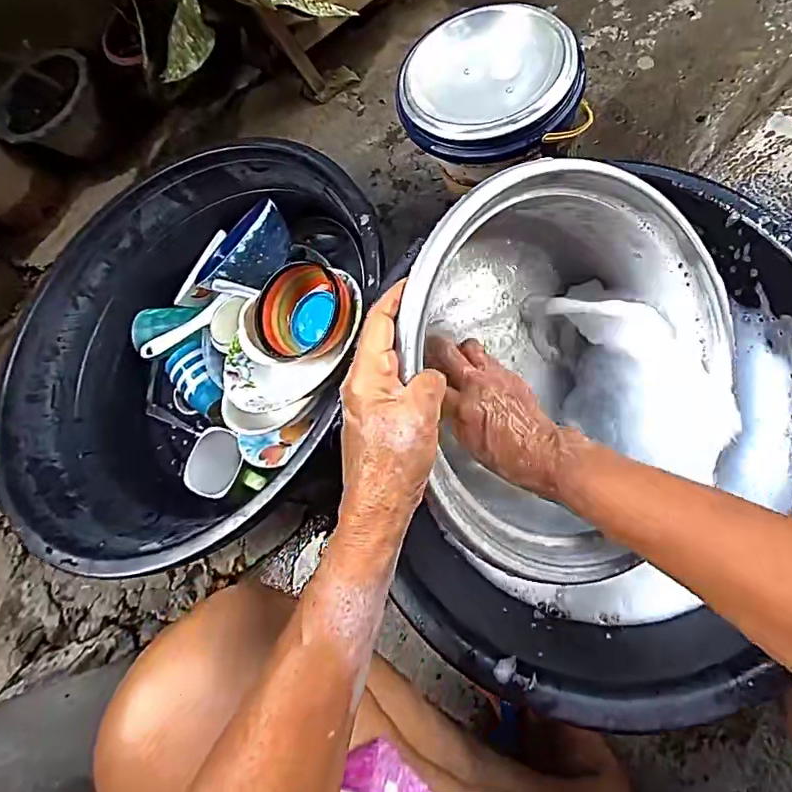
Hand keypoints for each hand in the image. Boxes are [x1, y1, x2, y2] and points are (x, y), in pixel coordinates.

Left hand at [339, 280, 446, 522]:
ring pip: (387, 361)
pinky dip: (409, 371)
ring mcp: (367, 403)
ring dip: (406, 346)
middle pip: (379, 339)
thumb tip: (430, 375)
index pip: (377, 324)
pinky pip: (394, 382)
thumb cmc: (391, 468)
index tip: (407, 284)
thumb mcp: (421, 412)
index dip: (394, 299)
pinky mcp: (377, 417)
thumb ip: (428, 380)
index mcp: (366, 379)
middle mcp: (360, 388)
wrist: (379, 506)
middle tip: (421, 304)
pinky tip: (424, 378)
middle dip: (400, 318)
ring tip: (425, 337)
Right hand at [427, 337, 584, 500]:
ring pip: (470, 347)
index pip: (431, 380)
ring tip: (456, 355)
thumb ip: (451, 416)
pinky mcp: (509, 374)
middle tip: (430, 348)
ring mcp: (495, 376)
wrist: (535, 448)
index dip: (421, 375)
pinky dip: (481, 362)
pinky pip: (490, 359)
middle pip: (447, 351)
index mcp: (462, 405)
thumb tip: (442, 405)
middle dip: (435, 347)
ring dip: (460, 349)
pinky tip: (480, 372)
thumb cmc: (504, 454)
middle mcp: (477, 385)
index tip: (417, 374)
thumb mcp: (465, 440)